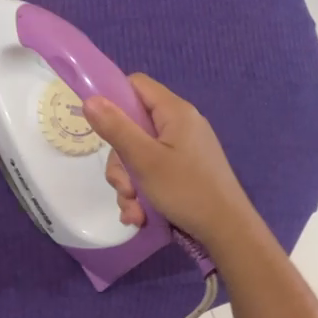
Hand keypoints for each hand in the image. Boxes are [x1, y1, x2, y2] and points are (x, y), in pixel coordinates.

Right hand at [83, 73, 261, 252]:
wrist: (227, 231)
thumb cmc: (186, 190)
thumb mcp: (144, 160)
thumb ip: (116, 128)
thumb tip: (90, 99)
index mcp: (175, 112)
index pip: (136, 86)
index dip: (113, 100)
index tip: (99, 126)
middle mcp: (180, 126)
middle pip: (132, 128)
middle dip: (121, 163)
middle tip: (124, 187)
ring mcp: (182, 150)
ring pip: (138, 157)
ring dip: (129, 186)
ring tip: (134, 212)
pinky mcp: (183, 172)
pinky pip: (151, 174)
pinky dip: (142, 195)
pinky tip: (140, 216)